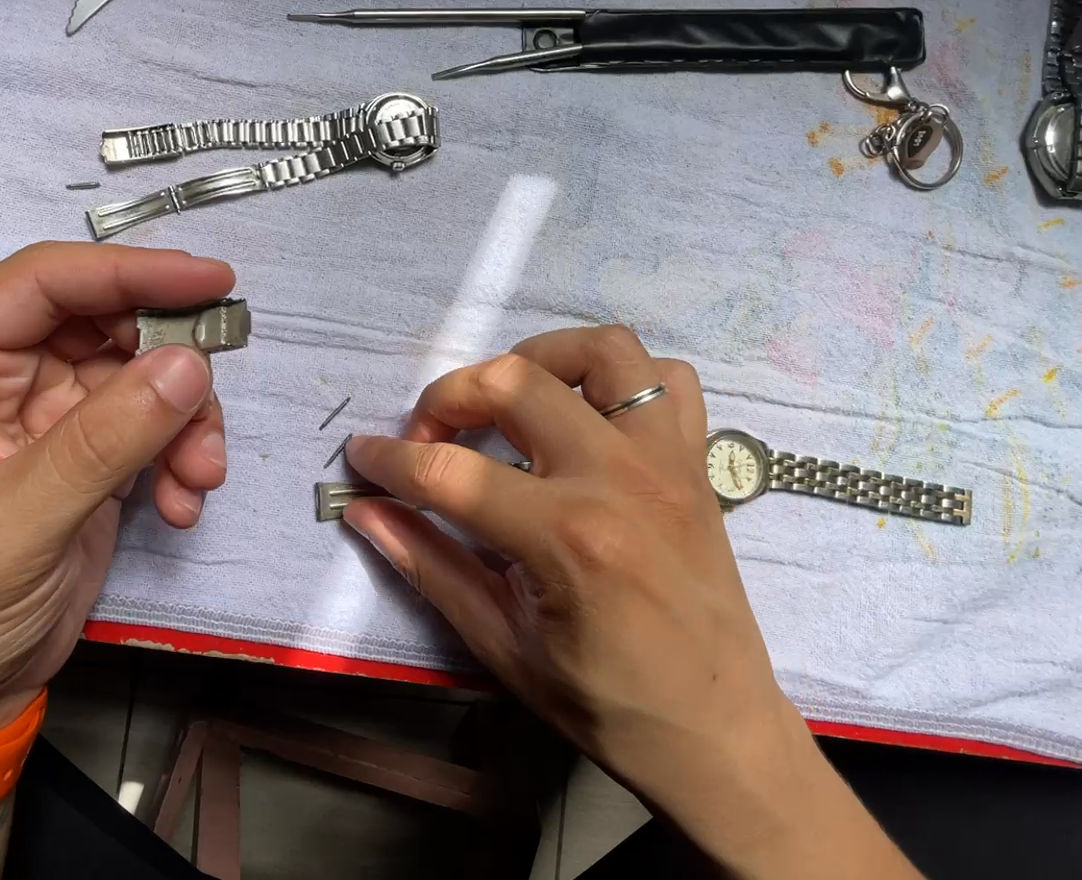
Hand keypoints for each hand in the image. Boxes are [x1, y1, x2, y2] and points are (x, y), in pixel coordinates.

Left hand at [0, 243, 234, 758]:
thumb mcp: (15, 527)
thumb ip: (102, 442)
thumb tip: (190, 364)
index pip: (44, 282)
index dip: (130, 272)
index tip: (211, 280)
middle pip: (106, 321)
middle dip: (168, 362)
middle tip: (210, 402)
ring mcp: (49, 408)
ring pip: (143, 372)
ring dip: (183, 421)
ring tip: (198, 478)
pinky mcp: (89, 447)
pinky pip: (154, 421)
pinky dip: (179, 455)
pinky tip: (179, 504)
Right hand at [341, 326, 917, 878]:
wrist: (719, 733)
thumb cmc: (605, 703)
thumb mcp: (501, 646)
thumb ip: (429, 567)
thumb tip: (365, 513)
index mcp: (567, 539)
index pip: (451, 473)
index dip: (391, 461)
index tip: (361, 457)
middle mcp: (619, 479)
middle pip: (514, 383)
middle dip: (448, 397)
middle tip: (429, 438)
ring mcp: (666, 460)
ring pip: (602, 350)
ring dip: (537, 359)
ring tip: (507, 400)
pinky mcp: (695, 461)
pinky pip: (667, 377)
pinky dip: (618, 377)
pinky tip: (584, 412)